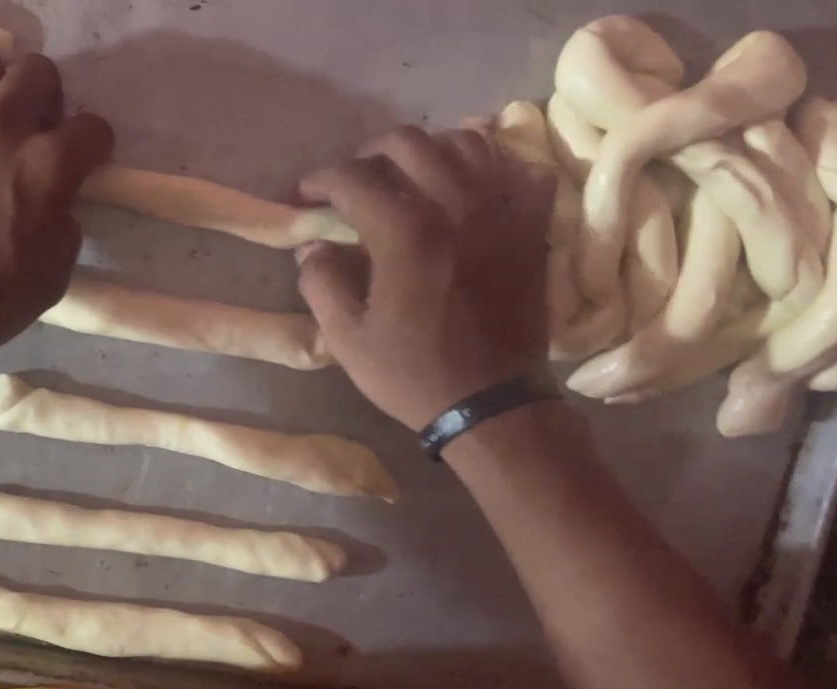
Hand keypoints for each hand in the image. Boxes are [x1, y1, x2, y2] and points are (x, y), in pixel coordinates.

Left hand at [0, 48, 114, 394]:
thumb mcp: (55, 275)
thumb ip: (65, 224)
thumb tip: (58, 201)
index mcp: (48, 167)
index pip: (92, 128)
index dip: (93, 146)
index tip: (85, 160)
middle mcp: (1, 130)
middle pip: (37, 72)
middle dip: (46, 99)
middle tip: (34, 132)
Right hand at [296, 127, 555, 431]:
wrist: (490, 399)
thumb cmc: (410, 372)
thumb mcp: (346, 339)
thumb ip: (322, 283)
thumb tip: (312, 247)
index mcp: (404, 233)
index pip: (355, 180)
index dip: (322, 180)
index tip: (305, 195)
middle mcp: (456, 204)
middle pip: (410, 143)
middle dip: (370, 154)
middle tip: (352, 180)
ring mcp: (501, 209)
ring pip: (466, 142)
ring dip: (427, 150)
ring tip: (406, 176)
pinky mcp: (530, 224)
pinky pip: (516, 167)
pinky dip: (488, 165)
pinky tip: (467, 187)